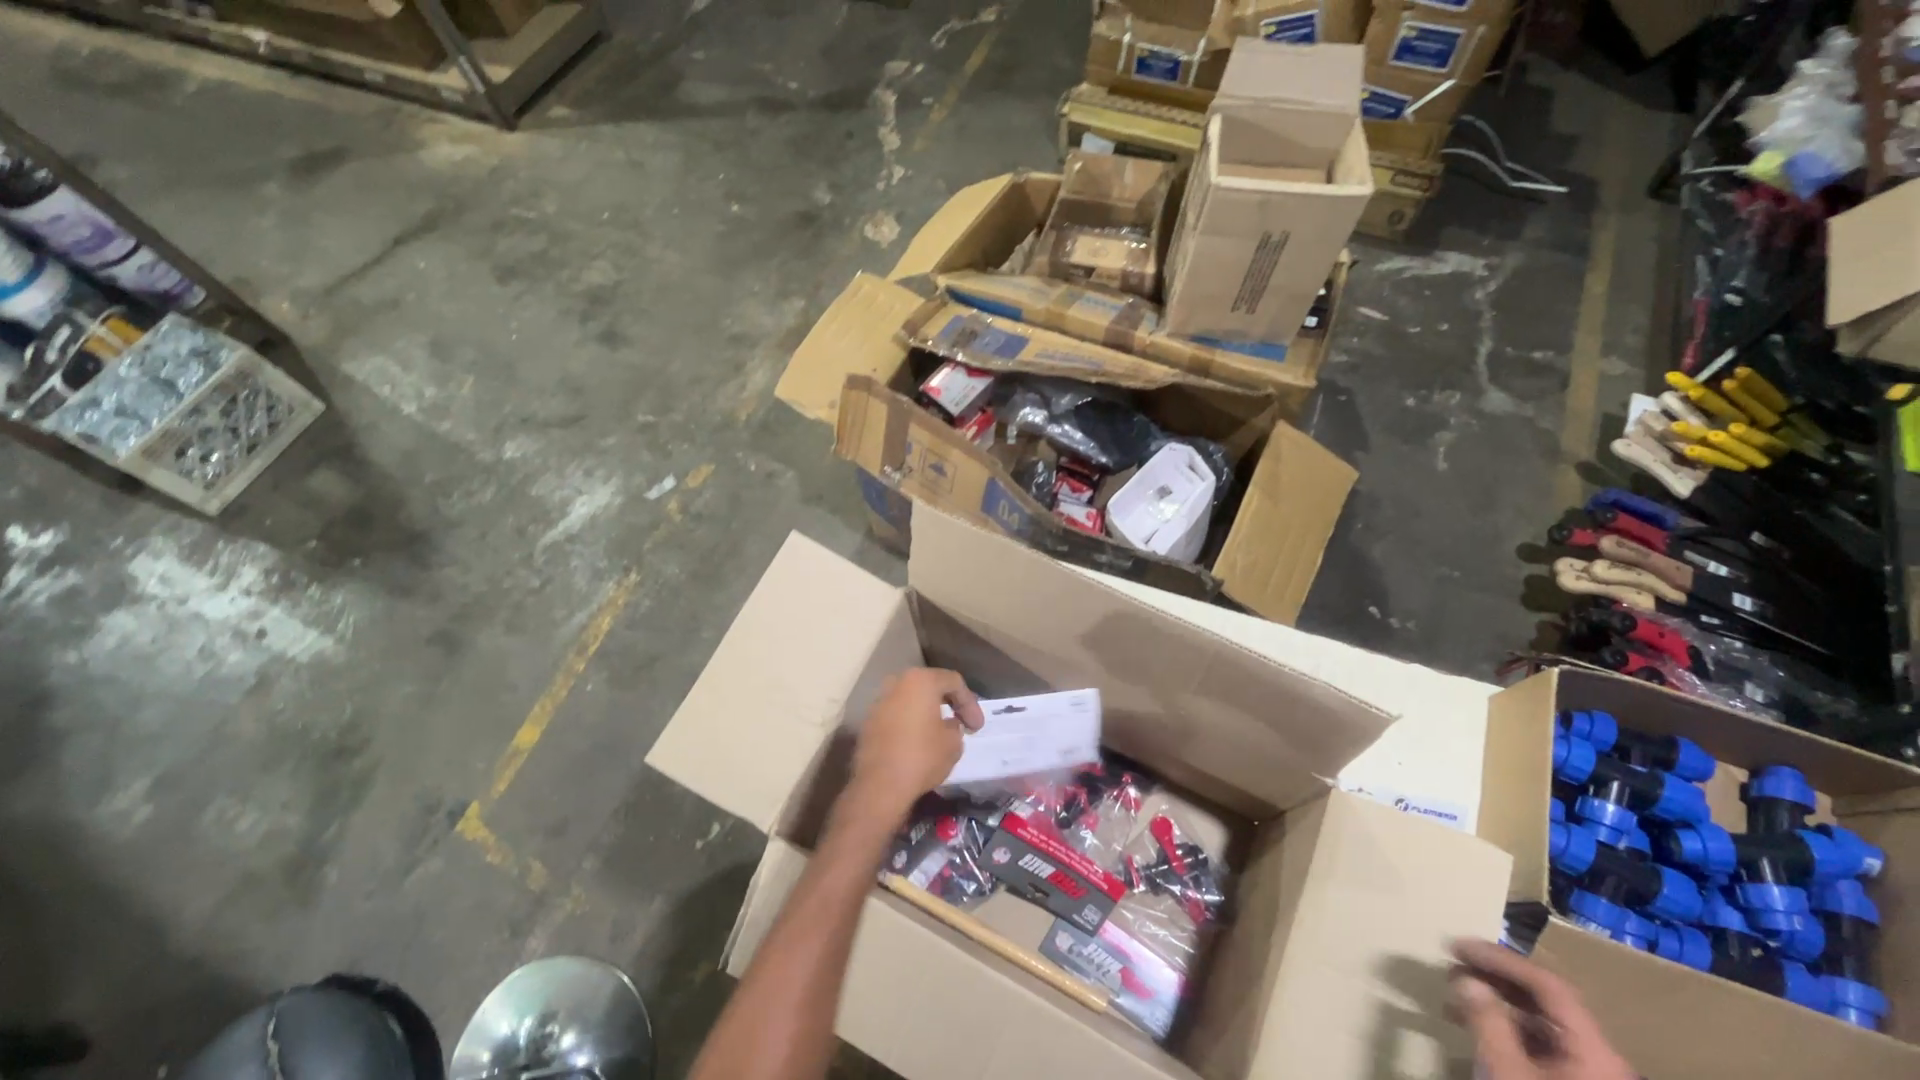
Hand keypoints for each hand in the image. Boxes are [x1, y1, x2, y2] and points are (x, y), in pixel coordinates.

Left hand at [846, 668, 983, 819]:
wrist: (879, 784)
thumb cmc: (922, 757)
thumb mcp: (953, 743)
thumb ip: (955, 727)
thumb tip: (948, 724)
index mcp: (921, 681)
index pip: (953, 682)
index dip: (970, 703)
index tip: (977, 727)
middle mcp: (897, 684)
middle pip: (930, 686)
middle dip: (949, 703)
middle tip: (962, 722)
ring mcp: (879, 702)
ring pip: (910, 700)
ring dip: (927, 713)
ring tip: (941, 732)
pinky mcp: (869, 722)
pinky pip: (897, 716)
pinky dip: (910, 723)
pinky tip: (919, 741)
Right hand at [1449, 939, 1633, 1079]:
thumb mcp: (1506, 1073)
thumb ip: (1487, 1022)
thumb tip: (1468, 980)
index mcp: (1593, 1050)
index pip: (1547, 986)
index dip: (1501, 960)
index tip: (1456, 946)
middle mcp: (1600, 1058)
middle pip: (1547, 1004)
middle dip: (1497, 980)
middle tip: (1451, 966)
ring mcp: (1589, 1076)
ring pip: (1543, 1026)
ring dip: (1498, 1005)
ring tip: (1455, 997)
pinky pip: (1542, 1048)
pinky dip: (1508, 1032)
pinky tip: (1478, 1032)